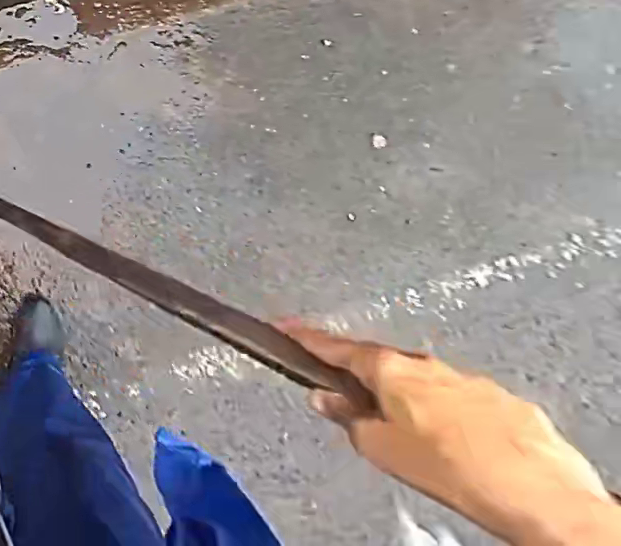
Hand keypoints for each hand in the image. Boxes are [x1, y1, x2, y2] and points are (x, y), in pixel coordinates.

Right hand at [280, 322, 620, 545]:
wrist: (552, 508)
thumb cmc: (463, 475)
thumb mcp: (379, 448)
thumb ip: (345, 417)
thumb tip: (330, 402)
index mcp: (388, 367)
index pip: (329, 343)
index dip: (300, 335)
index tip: (283, 328)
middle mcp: (429, 366)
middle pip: (382, 365)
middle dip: (366, 381)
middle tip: (356, 404)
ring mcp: (476, 385)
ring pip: (428, 384)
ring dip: (416, 402)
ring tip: (420, 438)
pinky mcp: (515, 409)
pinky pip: (470, 404)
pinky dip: (458, 419)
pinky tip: (465, 447)